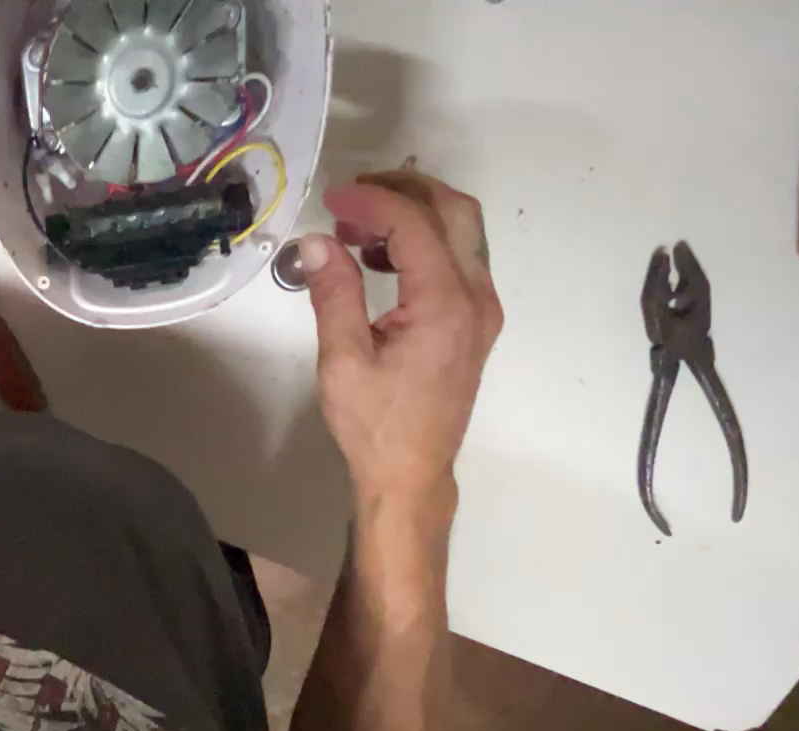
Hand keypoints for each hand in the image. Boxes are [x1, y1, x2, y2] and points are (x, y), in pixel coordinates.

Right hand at [298, 169, 502, 509]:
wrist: (410, 472)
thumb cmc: (373, 423)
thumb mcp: (343, 360)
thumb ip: (334, 296)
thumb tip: (316, 244)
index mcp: (444, 304)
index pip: (414, 226)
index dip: (372, 202)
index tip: (333, 197)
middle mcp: (476, 297)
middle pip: (454, 213)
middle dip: (405, 191)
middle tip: (354, 194)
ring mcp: (482, 309)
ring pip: (462, 233)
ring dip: (415, 215)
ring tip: (358, 225)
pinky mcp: (474, 323)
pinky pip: (459, 261)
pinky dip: (424, 244)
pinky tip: (381, 260)